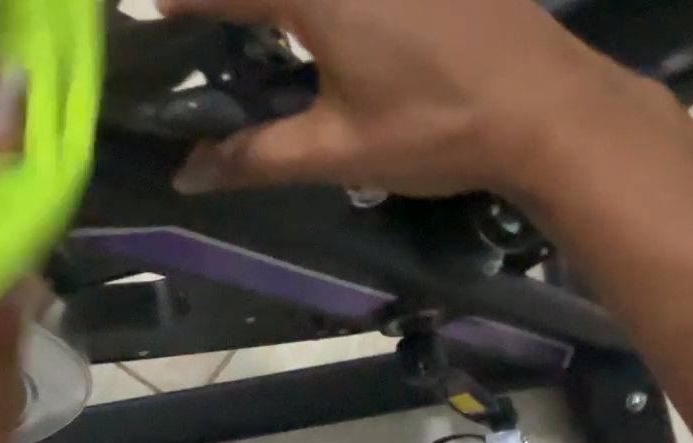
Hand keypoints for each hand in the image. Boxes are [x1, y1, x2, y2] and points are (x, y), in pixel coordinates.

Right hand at [162, 0, 671, 197]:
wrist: (546, 108)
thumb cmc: (434, 130)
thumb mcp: (336, 151)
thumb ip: (255, 157)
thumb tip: (188, 175)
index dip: (180, 1)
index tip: (146, 15)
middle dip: (222, 0)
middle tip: (198, 24)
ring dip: (269, 4)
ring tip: (250, 30)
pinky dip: (314, 6)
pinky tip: (308, 27)